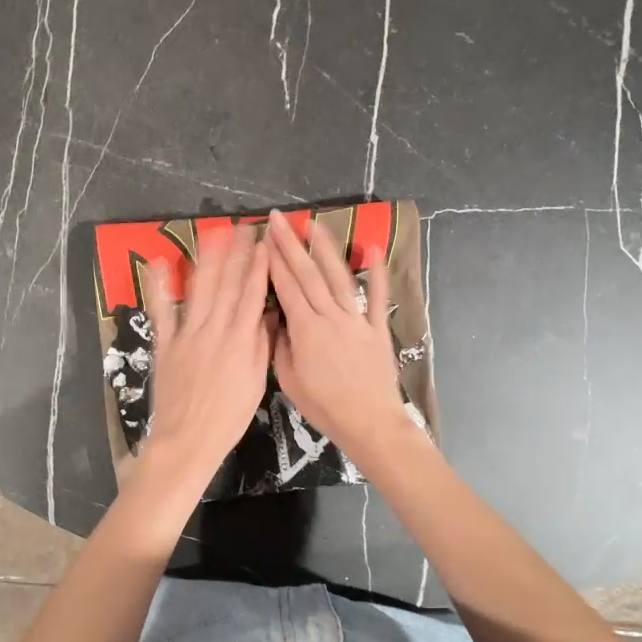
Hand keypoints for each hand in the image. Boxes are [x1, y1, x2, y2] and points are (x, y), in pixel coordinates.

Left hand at [137, 223, 271, 484]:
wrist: (187, 439)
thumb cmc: (228, 418)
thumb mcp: (256, 384)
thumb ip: (259, 346)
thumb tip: (266, 316)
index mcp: (240, 341)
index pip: (252, 296)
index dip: (258, 267)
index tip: (263, 243)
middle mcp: (214, 331)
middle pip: (227, 285)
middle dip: (235, 254)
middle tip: (242, 227)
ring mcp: (187, 335)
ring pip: (199, 290)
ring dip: (207, 260)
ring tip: (212, 234)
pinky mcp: (165, 344)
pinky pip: (163, 311)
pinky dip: (161, 287)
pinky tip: (162, 262)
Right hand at [266, 208, 414, 458]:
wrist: (370, 423)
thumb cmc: (324, 407)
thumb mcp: (289, 380)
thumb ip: (280, 345)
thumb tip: (274, 319)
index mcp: (305, 330)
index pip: (285, 286)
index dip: (273, 260)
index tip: (263, 237)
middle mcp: (331, 316)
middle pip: (308, 274)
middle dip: (291, 244)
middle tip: (279, 219)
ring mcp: (356, 320)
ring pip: (338, 277)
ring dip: (326, 248)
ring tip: (313, 224)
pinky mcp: (377, 328)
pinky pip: (376, 296)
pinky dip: (377, 272)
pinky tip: (373, 249)